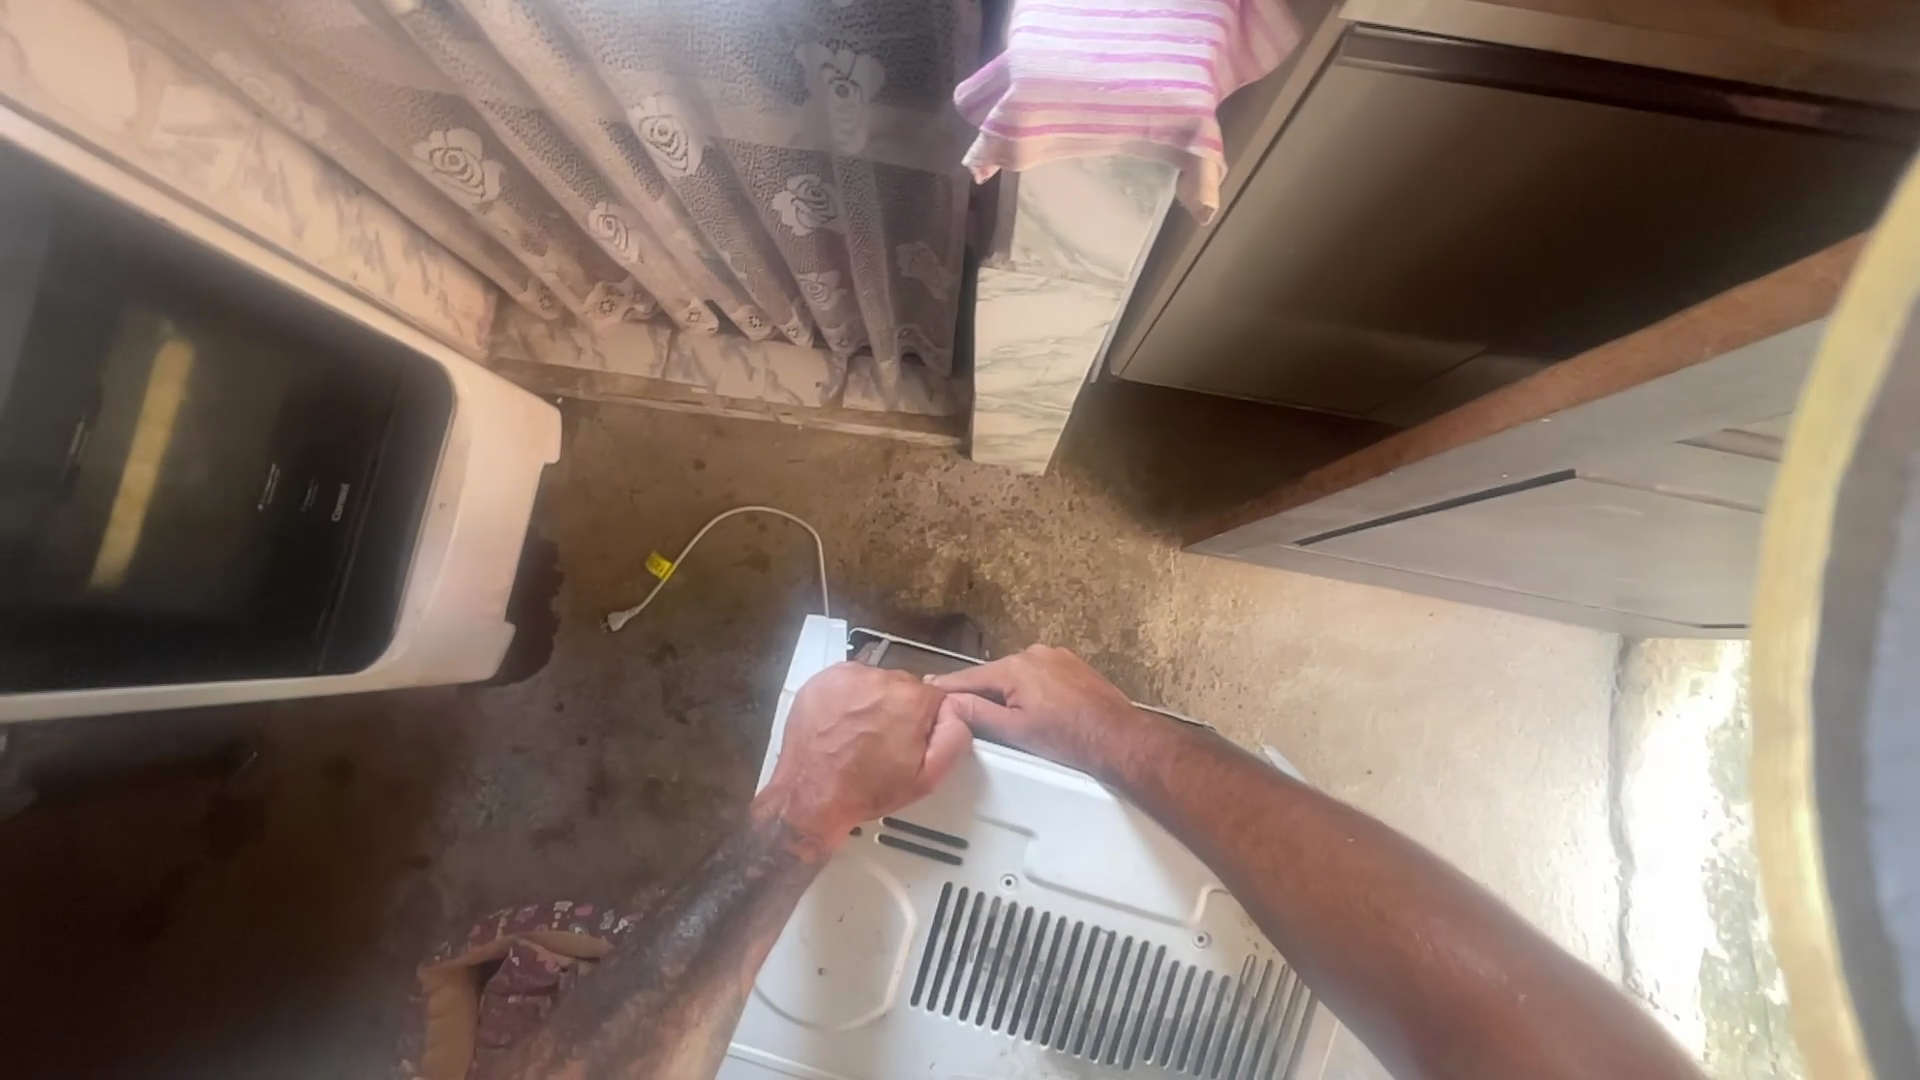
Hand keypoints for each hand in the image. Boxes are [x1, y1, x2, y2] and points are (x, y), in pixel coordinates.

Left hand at [762, 662, 973, 846]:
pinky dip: (848, 697)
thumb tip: (959, 716)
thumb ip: (953, 739)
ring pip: (876, 683)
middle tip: (885, 740)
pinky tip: (844, 722)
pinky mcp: (825, 678)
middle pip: (905, 687)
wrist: (811, 794)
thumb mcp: (926, 778)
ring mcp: (850, 677)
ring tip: (861, 733)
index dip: (924, 720)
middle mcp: (882, 680)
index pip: (934, 696)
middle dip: (899, 709)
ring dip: (873, 701)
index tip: (912, 737)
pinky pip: (849, 681)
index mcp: (912, 700)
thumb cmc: (863, 789)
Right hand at [928, 645, 1151, 775]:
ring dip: (1006, 690)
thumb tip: (950, 703)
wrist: (1117, 737)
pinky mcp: (1071, 664)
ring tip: (1001, 714)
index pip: (969, 677)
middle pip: (993, 674)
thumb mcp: (1015, 731)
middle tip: (961, 710)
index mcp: (1015, 668)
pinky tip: (1032, 706)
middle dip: (979, 691)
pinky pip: (1038, 673)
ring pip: (1017, 674)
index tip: (927, 688)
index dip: (947, 687)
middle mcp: (1033, 653)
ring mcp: (1055, 656)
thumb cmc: (1068, 738)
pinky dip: (1029, 687)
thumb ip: (978, 714)